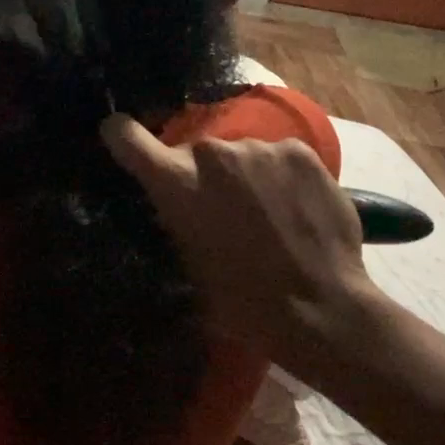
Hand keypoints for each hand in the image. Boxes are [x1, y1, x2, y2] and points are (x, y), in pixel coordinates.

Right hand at [100, 116, 377, 357]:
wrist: (321, 311)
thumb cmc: (241, 300)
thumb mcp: (183, 263)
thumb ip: (171, 219)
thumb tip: (166, 207)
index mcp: (174, 179)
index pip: (124, 134)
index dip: (122, 136)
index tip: (127, 144)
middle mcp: (209, 151)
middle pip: (194, 151)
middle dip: (204, 174)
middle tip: (226, 212)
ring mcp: (257, 147)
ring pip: (240, 155)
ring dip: (247, 176)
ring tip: (272, 216)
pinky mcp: (299, 151)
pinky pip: (279, 156)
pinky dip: (283, 176)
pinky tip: (298, 209)